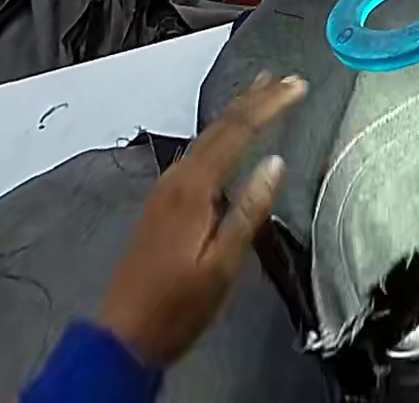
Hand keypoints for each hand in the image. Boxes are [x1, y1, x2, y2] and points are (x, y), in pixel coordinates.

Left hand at [97, 71, 306, 365]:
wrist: (120, 340)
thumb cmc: (177, 305)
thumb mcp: (222, 265)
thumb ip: (249, 211)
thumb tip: (276, 162)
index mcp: (193, 188)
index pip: (238, 131)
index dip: (270, 105)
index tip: (297, 86)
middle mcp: (178, 177)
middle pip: (222, 125)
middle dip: (256, 97)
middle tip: (286, 77)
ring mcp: (167, 185)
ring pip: (209, 133)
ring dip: (239, 107)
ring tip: (262, 86)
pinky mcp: (164, 197)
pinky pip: (201, 146)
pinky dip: (223, 127)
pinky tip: (230, 128)